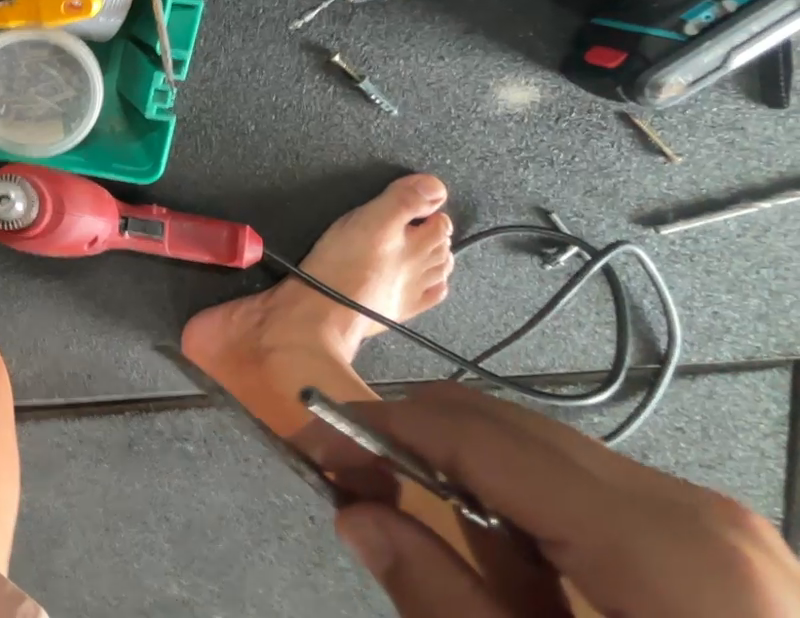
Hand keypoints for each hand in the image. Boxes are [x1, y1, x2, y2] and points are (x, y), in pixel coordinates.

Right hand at [331, 382, 799, 616]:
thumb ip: (443, 601)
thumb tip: (356, 519)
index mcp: (653, 538)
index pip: (474, 434)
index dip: (375, 428)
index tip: (310, 449)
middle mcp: (685, 505)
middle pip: (500, 425)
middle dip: (410, 447)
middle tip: (352, 493)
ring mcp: (710, 524)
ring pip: (535, 456)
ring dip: (466, 491)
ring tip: (456, 572)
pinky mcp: (715, 548)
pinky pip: (582, 494)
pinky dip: (525, 522)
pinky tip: (528, 591)